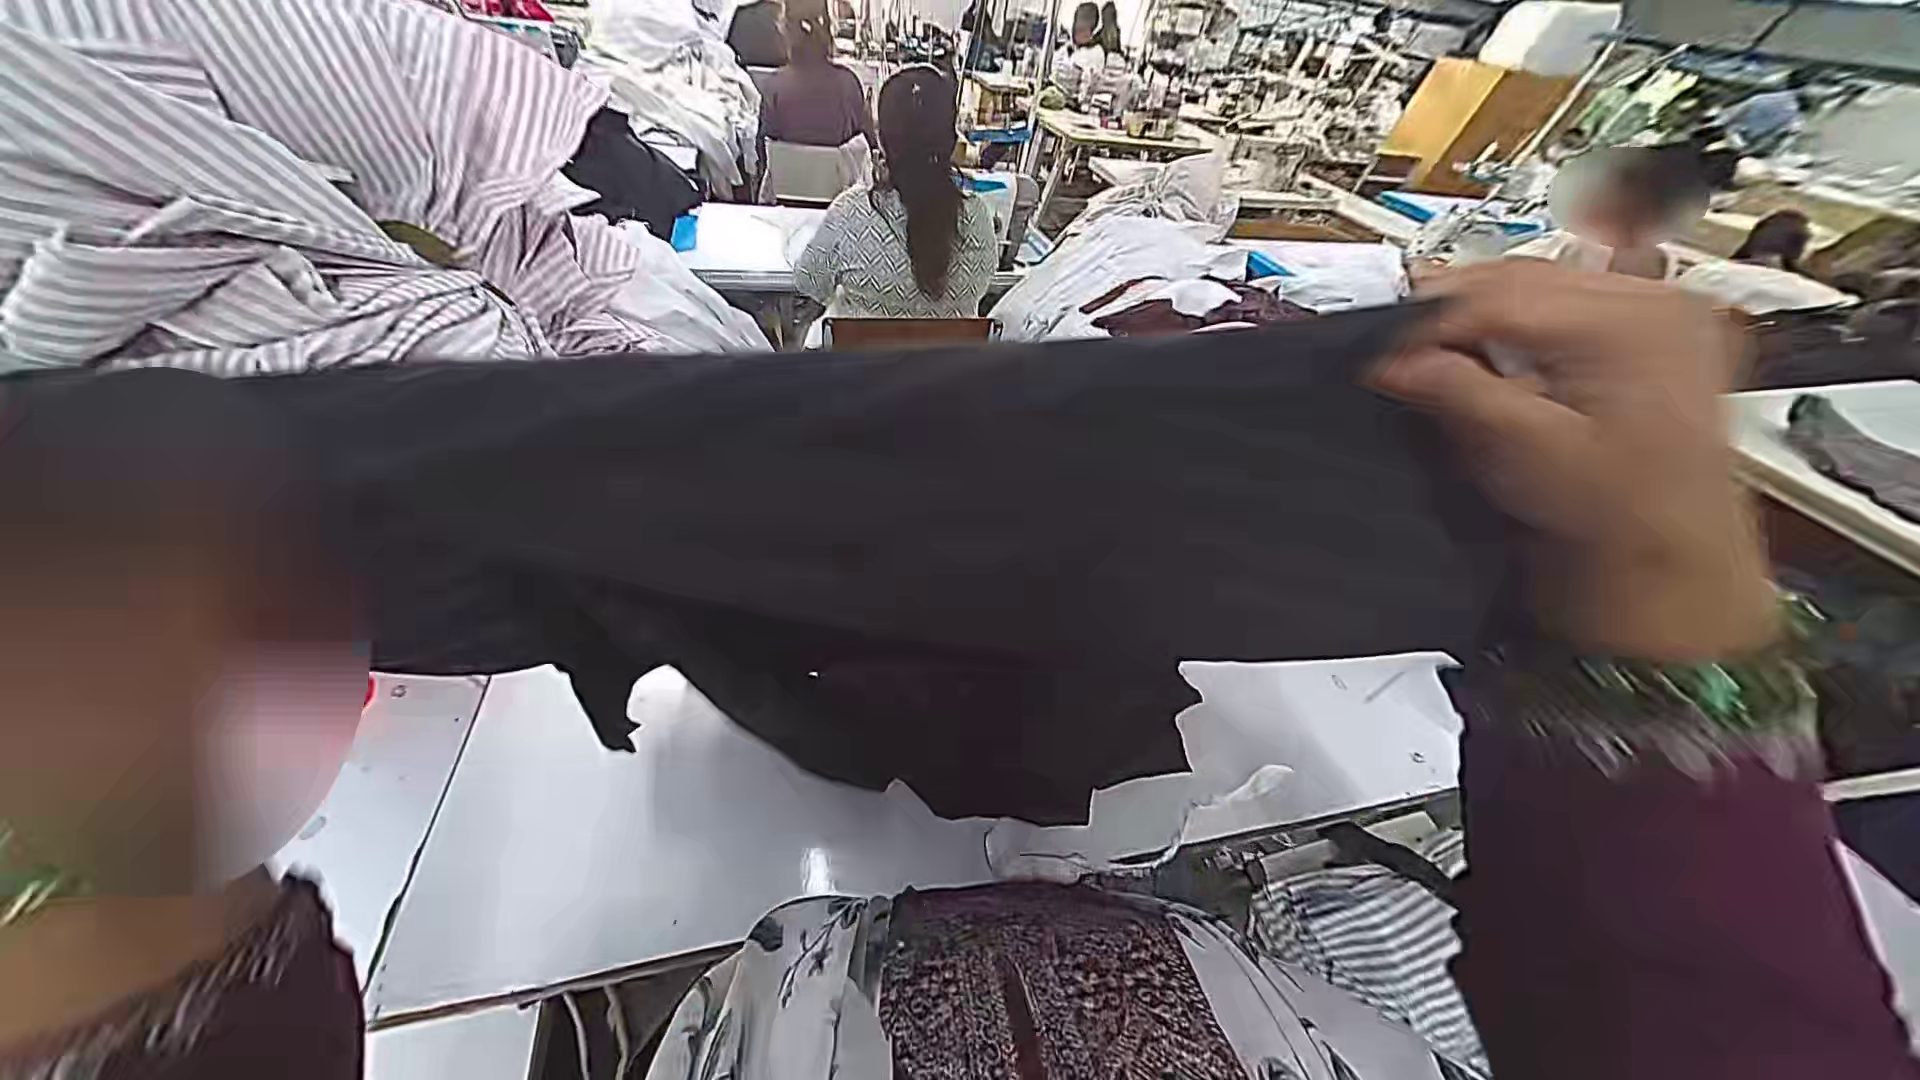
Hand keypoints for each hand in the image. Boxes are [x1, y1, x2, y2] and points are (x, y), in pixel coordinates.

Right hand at [1375, 262, 1777, 660]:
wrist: (1661, 537)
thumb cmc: (1609, 503)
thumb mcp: (1517, 445)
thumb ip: (1452, 390)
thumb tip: (1388, 360)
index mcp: (1630, 324)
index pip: (1496, 297)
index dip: (1421, 321)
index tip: (1373, 345)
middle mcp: (1653, 302)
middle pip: (1515, 278)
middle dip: (1440, 307)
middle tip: (1384, 335)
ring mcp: (1654, 312)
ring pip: (1533, 282)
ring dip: (1468, 308)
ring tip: (1417, 338)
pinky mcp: (1641, 330)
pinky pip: (1556, 300)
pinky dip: (1502, 315)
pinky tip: (1472, 337)